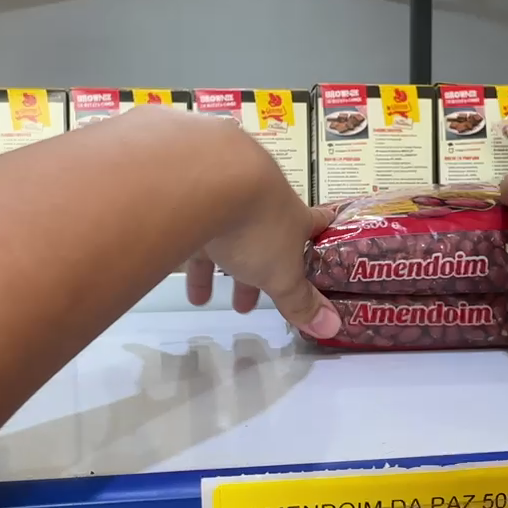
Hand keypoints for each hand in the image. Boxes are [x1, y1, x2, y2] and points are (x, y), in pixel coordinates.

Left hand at [185, 187, 341, 339]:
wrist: (207, 180)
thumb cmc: (259, 229)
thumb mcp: (282, 274)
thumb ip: (301, 301)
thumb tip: (333, 327)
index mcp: (293, 217)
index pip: (316, 223)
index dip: (323, 232)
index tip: (328, 234)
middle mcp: (263, 202)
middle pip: (265, 239)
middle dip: (257, 273)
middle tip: (247, 304)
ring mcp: (227, 196)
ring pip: (225, 234)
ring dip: (215, 268)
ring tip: (201, 298)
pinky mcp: (193, 197)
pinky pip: (193, 228)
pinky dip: (188, 250)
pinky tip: (174, 268)